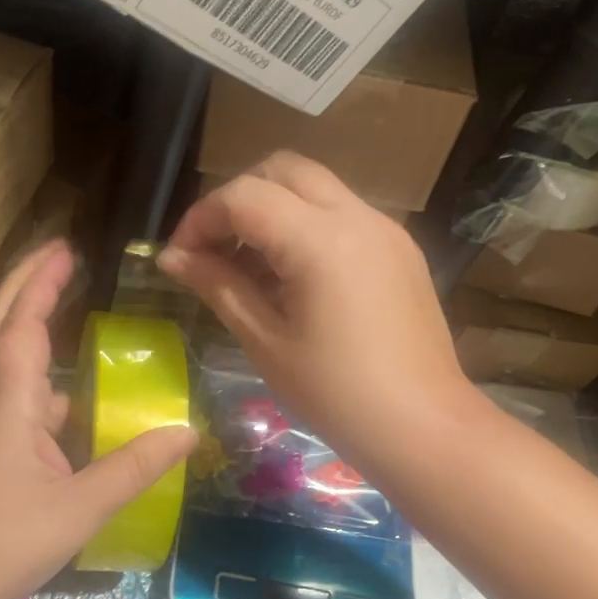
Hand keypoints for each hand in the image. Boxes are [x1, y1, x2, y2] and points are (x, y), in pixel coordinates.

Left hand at [0, 241, 196, 598]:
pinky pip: (13, 395)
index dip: (43, 282)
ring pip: (2, 359)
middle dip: (25, 285)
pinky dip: (39, 376)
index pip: (24, 324)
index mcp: (8, 403)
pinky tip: (72, 396)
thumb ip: (134, 467)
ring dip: (28, 325)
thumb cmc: (5, 543)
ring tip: (69, 308)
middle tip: (59, 256)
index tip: (67, 248)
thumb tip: (188, 432)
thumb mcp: (80, 507)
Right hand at [158, 152, 469, 457]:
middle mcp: (358, 217)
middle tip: (212, 249)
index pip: (244, 196)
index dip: (200, 219)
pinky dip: (306, 227)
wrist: (424, 428)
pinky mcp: (401, 251)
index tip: (179, 258)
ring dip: (273, 210)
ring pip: (316, 188)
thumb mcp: (266, 342)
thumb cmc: (336, 395)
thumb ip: (219, 286)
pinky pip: (343, 216)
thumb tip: (174, 257)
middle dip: (237, 199)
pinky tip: (291, 279)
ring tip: (248, 268)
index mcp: (321, 240)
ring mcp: (386, 230)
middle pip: (283, 170)